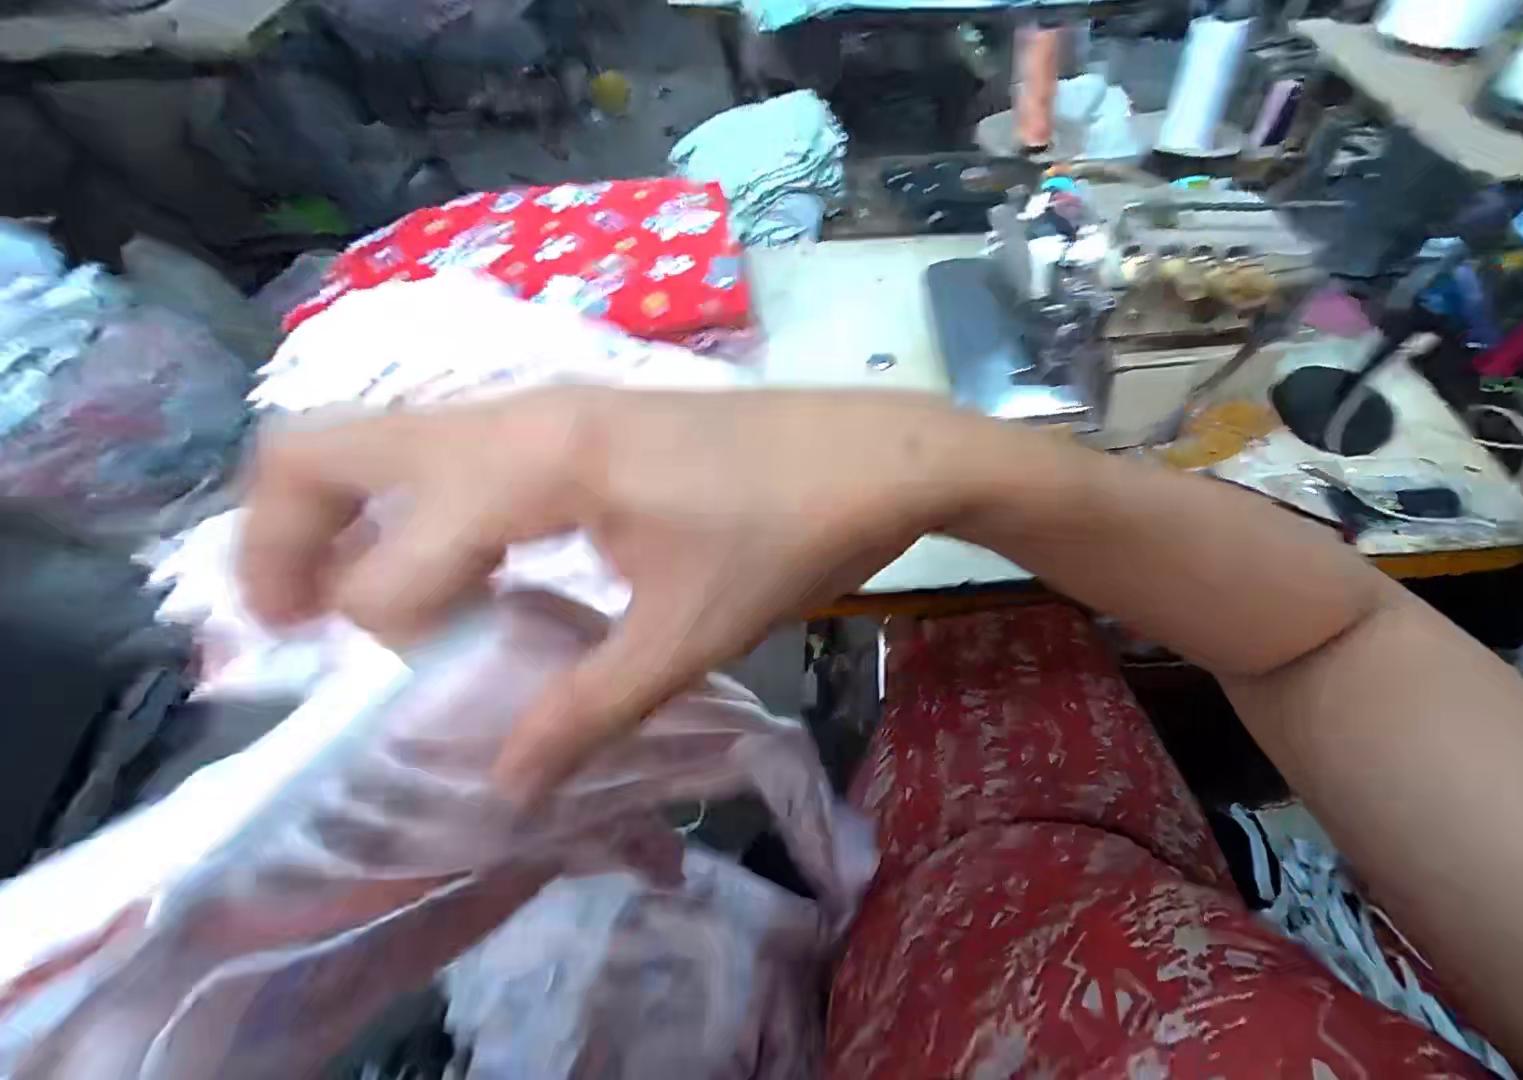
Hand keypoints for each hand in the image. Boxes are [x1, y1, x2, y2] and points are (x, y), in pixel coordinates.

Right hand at [241, 388, 974, 802]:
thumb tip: (506, 789)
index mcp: (533, 465)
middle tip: (305, 624)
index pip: (388, 568)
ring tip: (417, 599)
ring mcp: (564, 399)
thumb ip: (592, 707)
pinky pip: (481, 444)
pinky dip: (451, 498)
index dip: (401, 644)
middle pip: (325, 449)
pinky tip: (510, 552)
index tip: (467, 679)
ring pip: (406, 439)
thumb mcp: (693, 632)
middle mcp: (523, 413)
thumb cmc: (794, 536)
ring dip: (376, 516)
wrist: (880, 456)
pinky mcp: (604, 409)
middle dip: (285, 541)